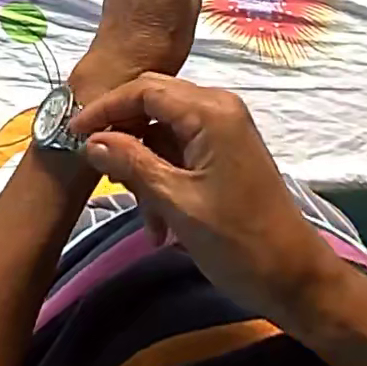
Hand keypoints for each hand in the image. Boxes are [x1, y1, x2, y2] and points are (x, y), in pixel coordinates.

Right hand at [69, 74, 344, 320]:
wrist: (293, 276)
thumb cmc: (237, 241)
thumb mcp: (177, 202)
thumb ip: (132, 164)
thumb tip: (91, 141)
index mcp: (210, 110)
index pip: (146, 89)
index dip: (106, 108)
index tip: (72, 133)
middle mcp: (218, 106)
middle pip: (154, 102)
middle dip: (124, 137)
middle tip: (100, 172)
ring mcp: (223, 125)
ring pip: (164, 129)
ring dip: (145, 168)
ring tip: (145, 219)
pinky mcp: (224, 146)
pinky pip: (181, 147)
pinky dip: (163, 176)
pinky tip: (159, 221)